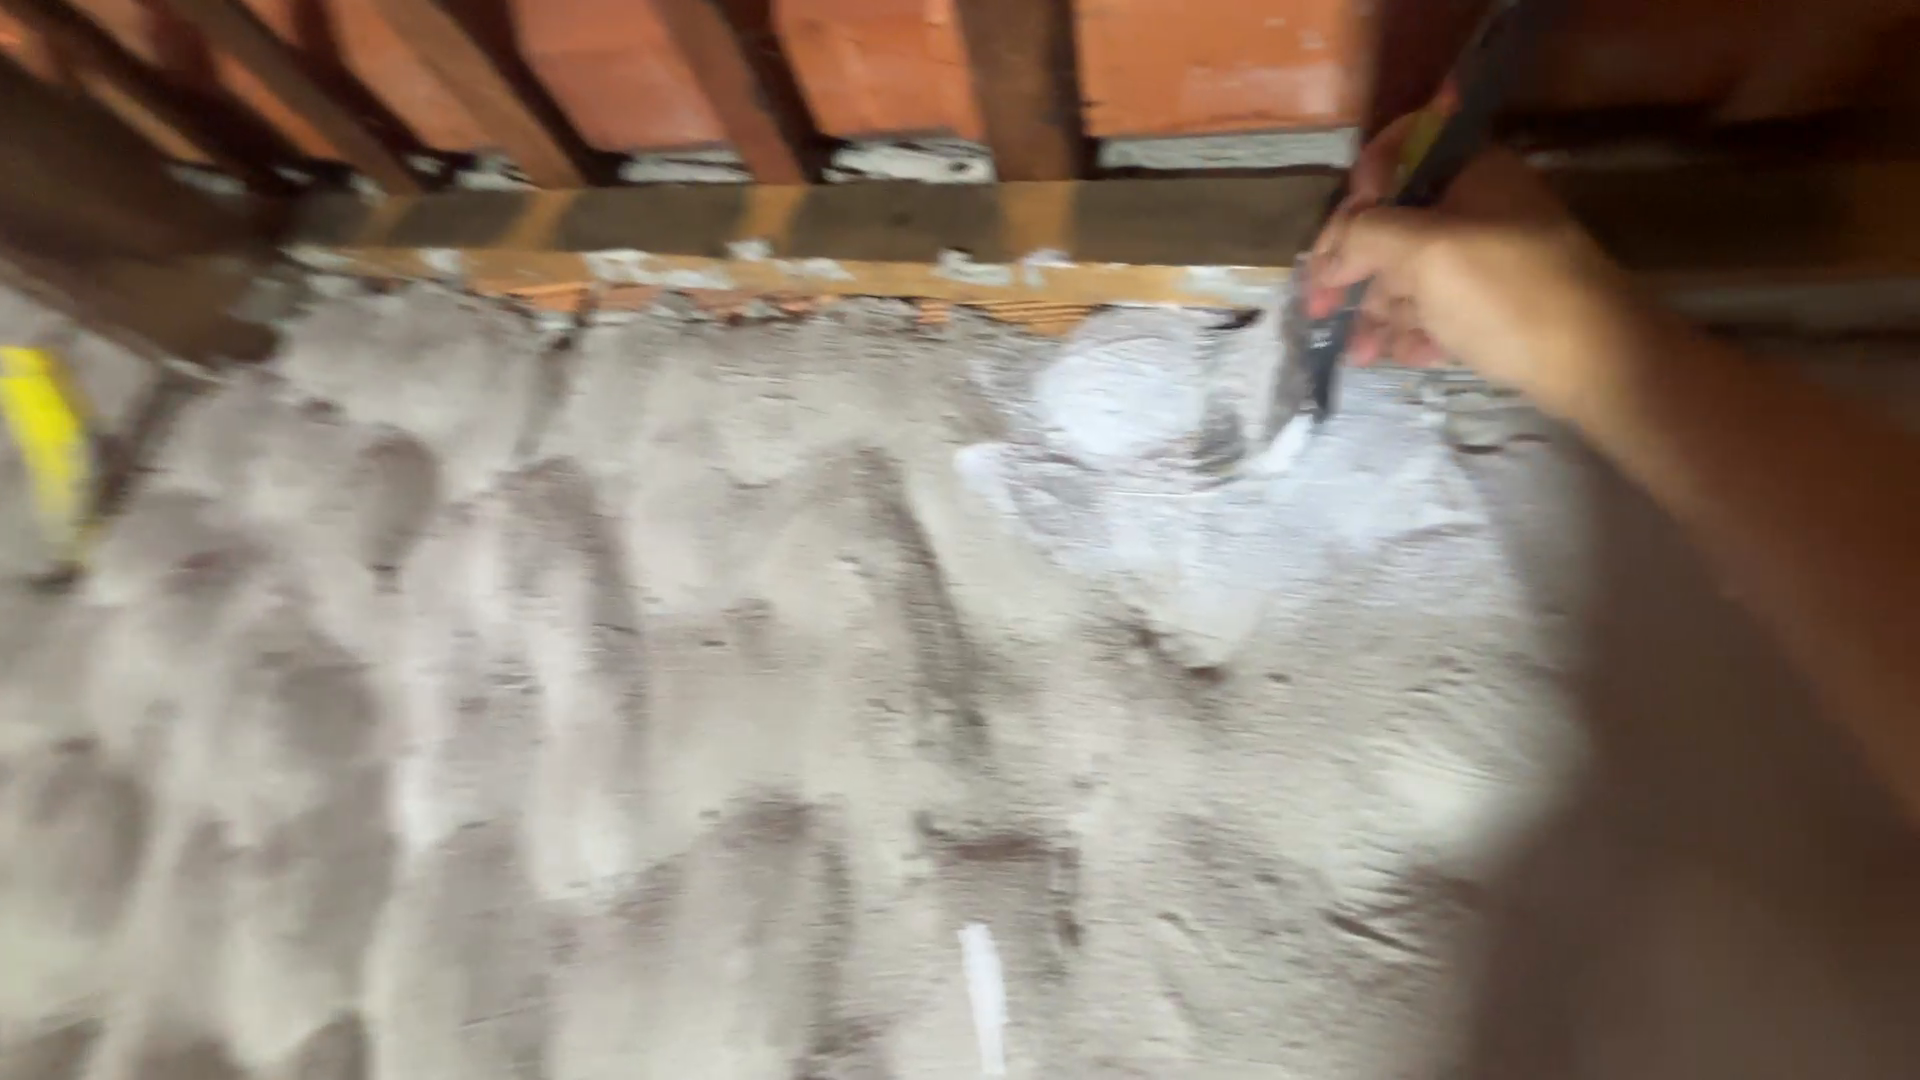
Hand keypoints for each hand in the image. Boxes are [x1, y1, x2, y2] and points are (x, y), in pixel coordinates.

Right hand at [1308, 113, 1650, 422]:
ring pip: (1402, 276)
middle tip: (1318, 310)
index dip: (1358, 191)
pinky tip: (1405, 357)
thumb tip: (1330, 255)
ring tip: (1360, 355)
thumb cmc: (1507, 295)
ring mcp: (1478, 257)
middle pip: (1388, 226)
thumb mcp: (1428, 252)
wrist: (1591, 362)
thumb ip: (1366, 236)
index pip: (1398, 155)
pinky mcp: (1484, 302)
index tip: (1338, 238)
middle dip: (1352, 272)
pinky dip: (1409, 332)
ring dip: (1373, 315)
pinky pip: (1428, 309)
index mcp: (1469, 174)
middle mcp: (1472, 208)